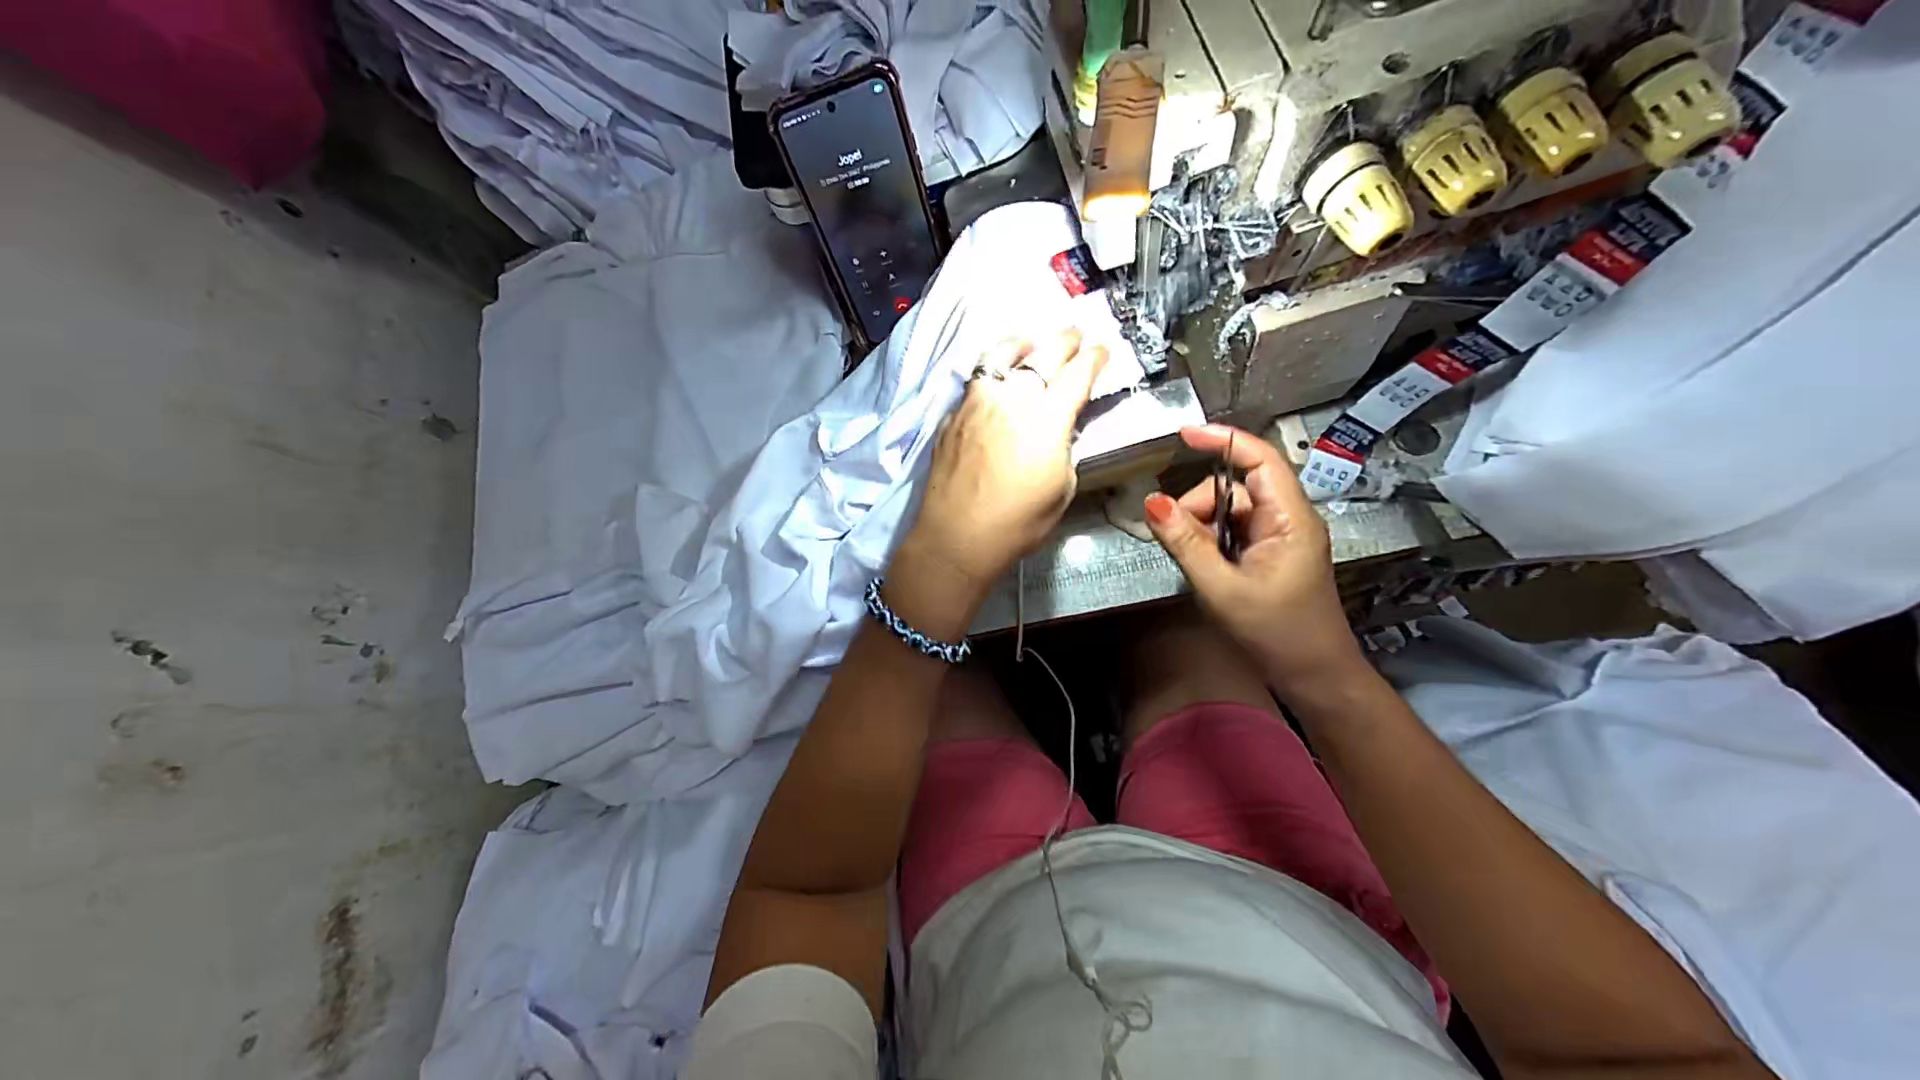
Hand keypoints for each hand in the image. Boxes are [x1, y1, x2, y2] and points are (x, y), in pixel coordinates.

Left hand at [903, 329, 1109, 598]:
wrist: (957, 536)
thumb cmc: (1018, 522)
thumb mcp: (1061, 488)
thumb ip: (1063, 449)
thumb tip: (1058, 431)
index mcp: (1048, 417)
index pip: (1077, 374)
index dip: (1094, 358)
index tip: (1102, 349)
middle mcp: (1012, 398)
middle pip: (1043, 355)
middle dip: (1064, 341)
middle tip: (1074, 336)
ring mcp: (977, 402)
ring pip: (999, 356)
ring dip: (1021, 345)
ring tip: (1028, 342)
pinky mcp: (953, 415)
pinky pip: (975, 379)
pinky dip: (990, 369)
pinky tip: (993, 376)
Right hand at [1143, 425, 1367, 693]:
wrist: (1314, 675)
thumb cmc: (1276, 633)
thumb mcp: (1222, 588)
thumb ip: (1186, 542)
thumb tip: (1152, 503)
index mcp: (1290, 519)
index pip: (1259, 459)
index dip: (1223, 440)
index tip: (1184, 434)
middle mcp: (1288, 519)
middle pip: (1236, 488)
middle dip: (1199, 505)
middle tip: (1177, 540)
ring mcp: (1280, 537)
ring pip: (1231, 511)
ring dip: (1203, 527)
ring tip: (1196, 563)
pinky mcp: (1271, 553)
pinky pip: (1234, 532)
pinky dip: (1212, 541)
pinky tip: (1206, 567)